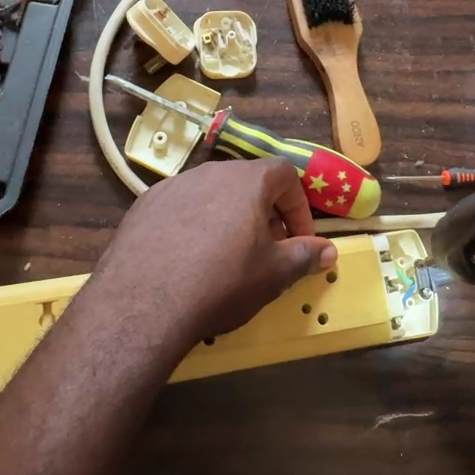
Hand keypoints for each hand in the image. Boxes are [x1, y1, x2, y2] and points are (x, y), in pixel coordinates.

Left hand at [91, 157, 338, 348]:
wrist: (144, 303)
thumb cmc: (222, 282)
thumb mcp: (273, 274)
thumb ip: (304, 256)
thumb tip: (329, 251)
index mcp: (247, 179)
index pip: (285, 174)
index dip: (298, 206)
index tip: (299, 240)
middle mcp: (210, 172)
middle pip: (247, 181)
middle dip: (264, 212)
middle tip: (266, 249)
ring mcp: (173, 185)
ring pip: (212, 194)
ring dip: (228, 217)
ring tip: (226, 256)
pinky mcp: (144, 205)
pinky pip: (180, 207)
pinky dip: (193, 225)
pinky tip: (187, 259)